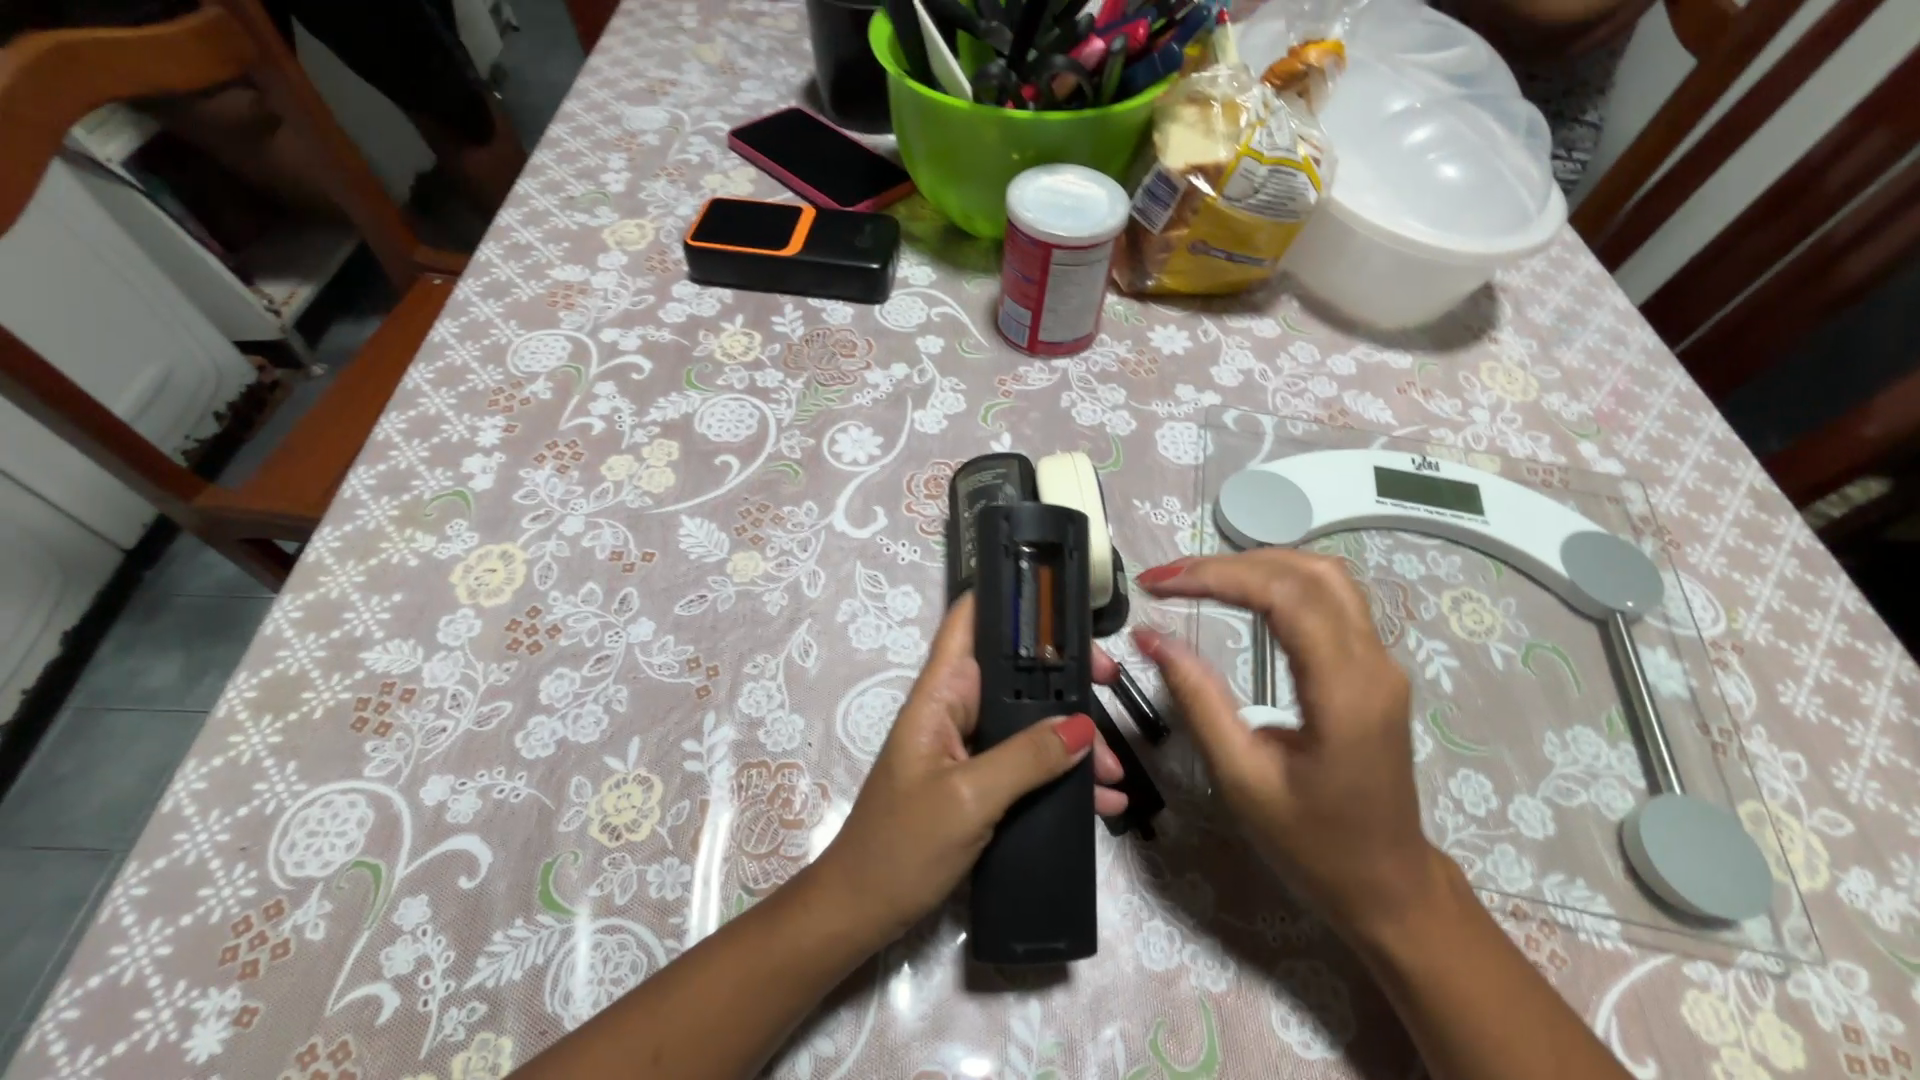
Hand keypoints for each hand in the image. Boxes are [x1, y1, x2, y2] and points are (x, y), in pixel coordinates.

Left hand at [813, 593, 1129, 944]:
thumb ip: (1027, 758)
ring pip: (1030, 723)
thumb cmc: (903, 846)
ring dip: (1074, 740)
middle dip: (1065, 680)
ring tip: (1114, 772)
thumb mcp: (969, 798)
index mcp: (938, 697)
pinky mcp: (980, 784)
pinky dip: (1063, 778)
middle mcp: (955, 712)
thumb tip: (1084, 725)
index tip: (1064, 604)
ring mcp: (968, 750)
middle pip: (1015, 672)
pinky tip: (1102, 801)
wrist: (865, 910)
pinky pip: (1029, 766)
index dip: (1009, 600)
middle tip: (1111, 687)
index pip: (968, 623)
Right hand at [1132, 550, 1448, 939]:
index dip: (1217, 575)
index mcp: (1345, 690)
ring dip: (1260, 565)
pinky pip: (1333, 602)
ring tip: (1198, 579)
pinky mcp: (1374, 671)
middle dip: (1232, 563)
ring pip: (1326, 578)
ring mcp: (1382, 664)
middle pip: (1309, 572)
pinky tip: (1243, 595)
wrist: (1387, 886)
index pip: (1285, 596)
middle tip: (1170, 578)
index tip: (1158, 585)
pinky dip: (1281, 584)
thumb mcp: (1242, 778)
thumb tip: (1152, 638)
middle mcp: (1374, 663)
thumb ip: (1198, 701)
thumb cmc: (1313, 844)